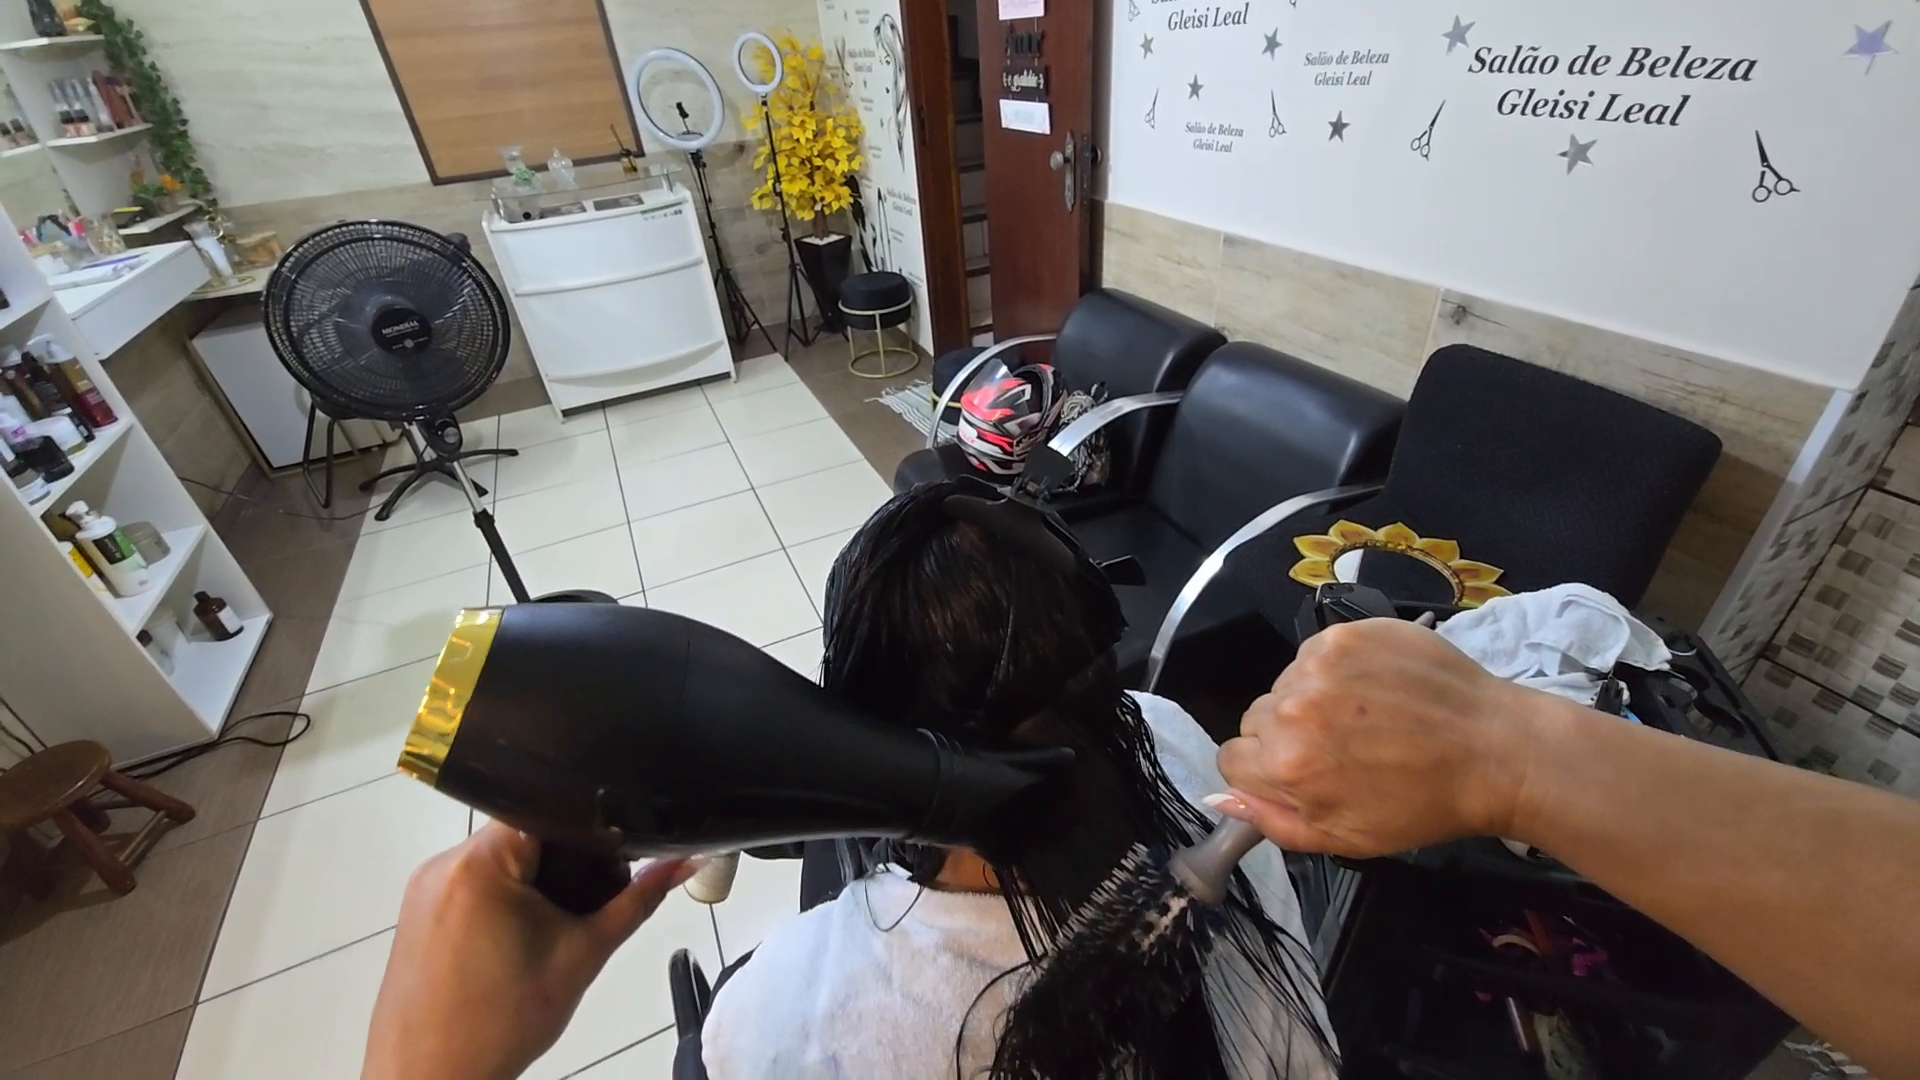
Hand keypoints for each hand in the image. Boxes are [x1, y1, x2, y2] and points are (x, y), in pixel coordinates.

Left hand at [363, 822, 696, 1079]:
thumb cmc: (503, 1022)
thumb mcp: (584, 953)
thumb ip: (639, 898)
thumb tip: (688, 860)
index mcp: (479, 864)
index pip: (550, 810)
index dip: (593, 823)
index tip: (622, 845)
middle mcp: (444, 865)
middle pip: (528, 830)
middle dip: (572, 853)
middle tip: (606, 882)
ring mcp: (426, 888)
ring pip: (506, 853)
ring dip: (543, 871)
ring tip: (573, 905)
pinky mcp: (421, 912)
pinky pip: (480, 877)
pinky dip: (515, 889)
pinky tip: (536, 922)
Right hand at [1214, 618, 1541, 857]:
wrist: (1499, 750)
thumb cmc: (1424, 804)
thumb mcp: (1347, 837)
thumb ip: (1273, 821)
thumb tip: (1216, 798)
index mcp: (1286, 765)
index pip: (1232, 758)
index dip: (1263, 770)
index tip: (1302, 771)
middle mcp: (1290, 709)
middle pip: (1254, 720)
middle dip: (1285, 735)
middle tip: (1340, 747)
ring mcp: (1315, 666)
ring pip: (1282, 687)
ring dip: (1309, 701)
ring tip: (1365, 717)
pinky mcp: (1341, 636)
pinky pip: (1311, 656)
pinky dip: (1334, 672)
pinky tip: (1374, 689)